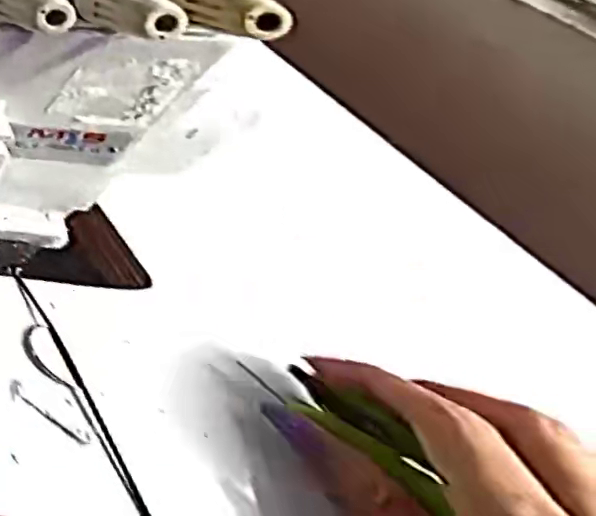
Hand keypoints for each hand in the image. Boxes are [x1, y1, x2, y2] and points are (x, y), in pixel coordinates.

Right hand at [272, 357, 595, 515]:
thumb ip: (375, 498)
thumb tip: (305, 429)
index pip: (441, 417)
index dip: (367, 381)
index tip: (315, 370)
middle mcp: (595, 515)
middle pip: (514, 420)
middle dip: (426, 392)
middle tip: (360, 389)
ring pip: (563, 446)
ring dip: (485, 423)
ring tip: (422, 426)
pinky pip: (588, 476)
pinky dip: (532, 461)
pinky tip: (498, 471)